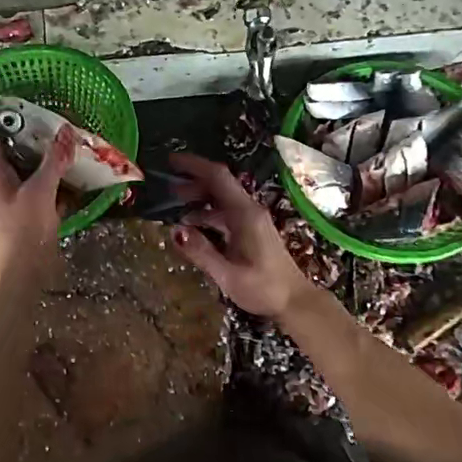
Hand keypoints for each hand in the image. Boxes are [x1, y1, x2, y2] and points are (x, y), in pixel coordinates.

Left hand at [0, 126, 73, 284]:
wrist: (21, 274)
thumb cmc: (22, 229)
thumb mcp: (40, 190)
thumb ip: (53, 161)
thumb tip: (66, 132)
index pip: (0, 140)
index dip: (15, 125)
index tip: (38, 112)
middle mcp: (8, 185)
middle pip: (24, 157)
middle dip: (44, 144)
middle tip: (67, 128)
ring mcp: (22, 202)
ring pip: (40, 176)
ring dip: (57, 166)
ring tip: (79, 149)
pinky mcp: (37, 217)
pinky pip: (52, 195)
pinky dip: (64, 188)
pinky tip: (83, 179)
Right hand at [166, 154, 316, 317]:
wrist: (295, 301)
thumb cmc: (263, 289)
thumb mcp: (228, 275)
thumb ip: (201, 252)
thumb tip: (174, 230)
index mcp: (244, 214)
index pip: (218, 177)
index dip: (194, 165)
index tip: (171, 160)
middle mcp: (249, 210)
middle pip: (219, 184)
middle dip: (192, 180)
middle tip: (166, 185)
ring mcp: (252, 219)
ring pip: (222, 198)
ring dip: (199, 197)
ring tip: (174, 204)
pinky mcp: (252, 230)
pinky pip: (226, 212)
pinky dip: (207, 212)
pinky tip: (192, 224)